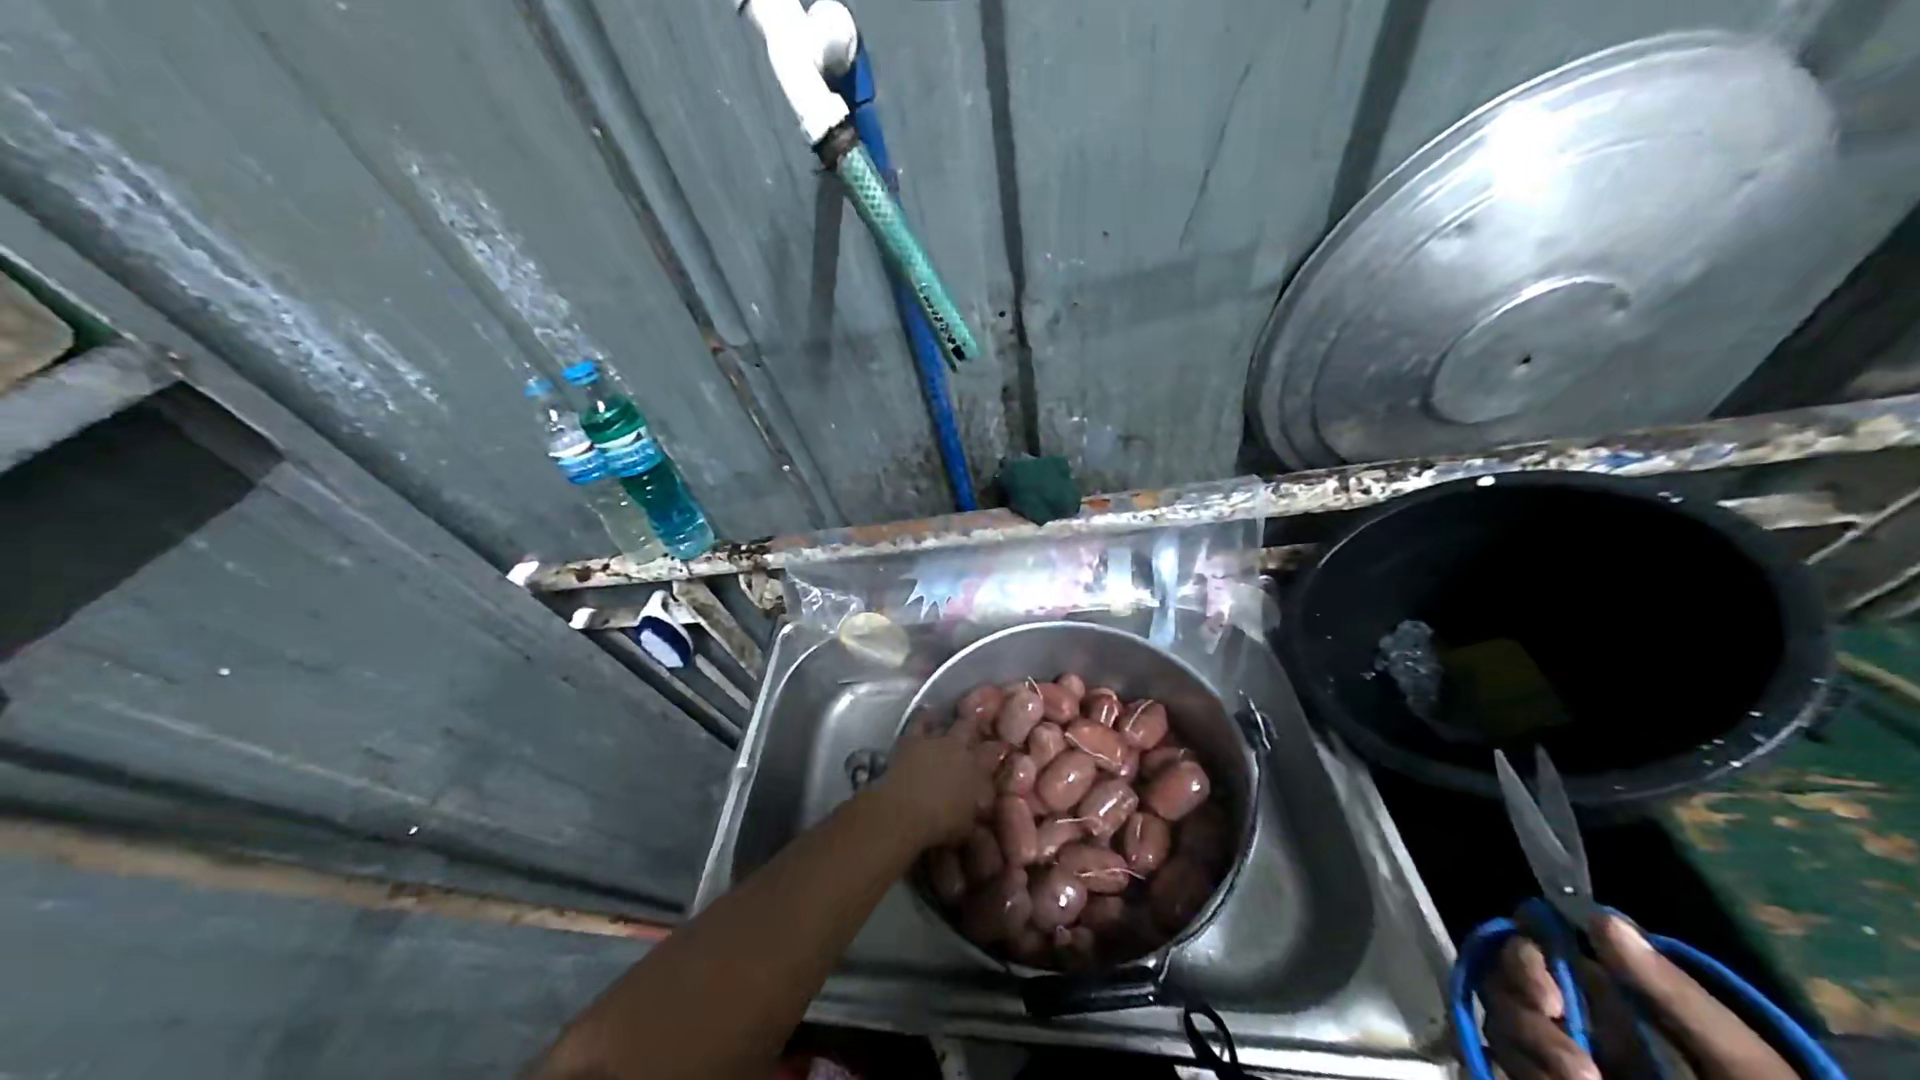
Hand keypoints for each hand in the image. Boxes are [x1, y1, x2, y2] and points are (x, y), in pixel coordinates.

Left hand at [871, 714, 991, 848]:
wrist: (904, 812)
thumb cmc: (941, 824)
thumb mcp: (968, 825)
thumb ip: (979, 814)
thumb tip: (985, 811)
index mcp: (977, 767)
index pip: (995, 751)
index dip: (999, 748)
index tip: (1003, 748)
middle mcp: (960, 747)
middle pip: (972, 727)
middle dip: (977, 723)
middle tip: (980, 723)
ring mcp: (936, 740)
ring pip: (949, 721)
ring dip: (953, 722)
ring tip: (956, 721)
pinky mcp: (912, 739)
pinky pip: (921, 721)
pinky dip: (926, 718)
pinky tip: (928, 715)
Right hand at [1482, 914, 1796, 1079]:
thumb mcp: (1742, 1069)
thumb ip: (1676, 997)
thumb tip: (1601, 918)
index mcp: (1616, 999)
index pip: (1538, 940)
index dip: (1525, 950)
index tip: (1550, 994)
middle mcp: (1575, 1018)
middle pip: (1506, 981)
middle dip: (1525, 1016)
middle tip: (1578, 1069)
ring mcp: (1553, 1056)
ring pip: (1499, 1026)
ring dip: (1530, 1056)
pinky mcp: (1534, 1079)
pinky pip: (1498, 1064)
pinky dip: (1519, 1075)